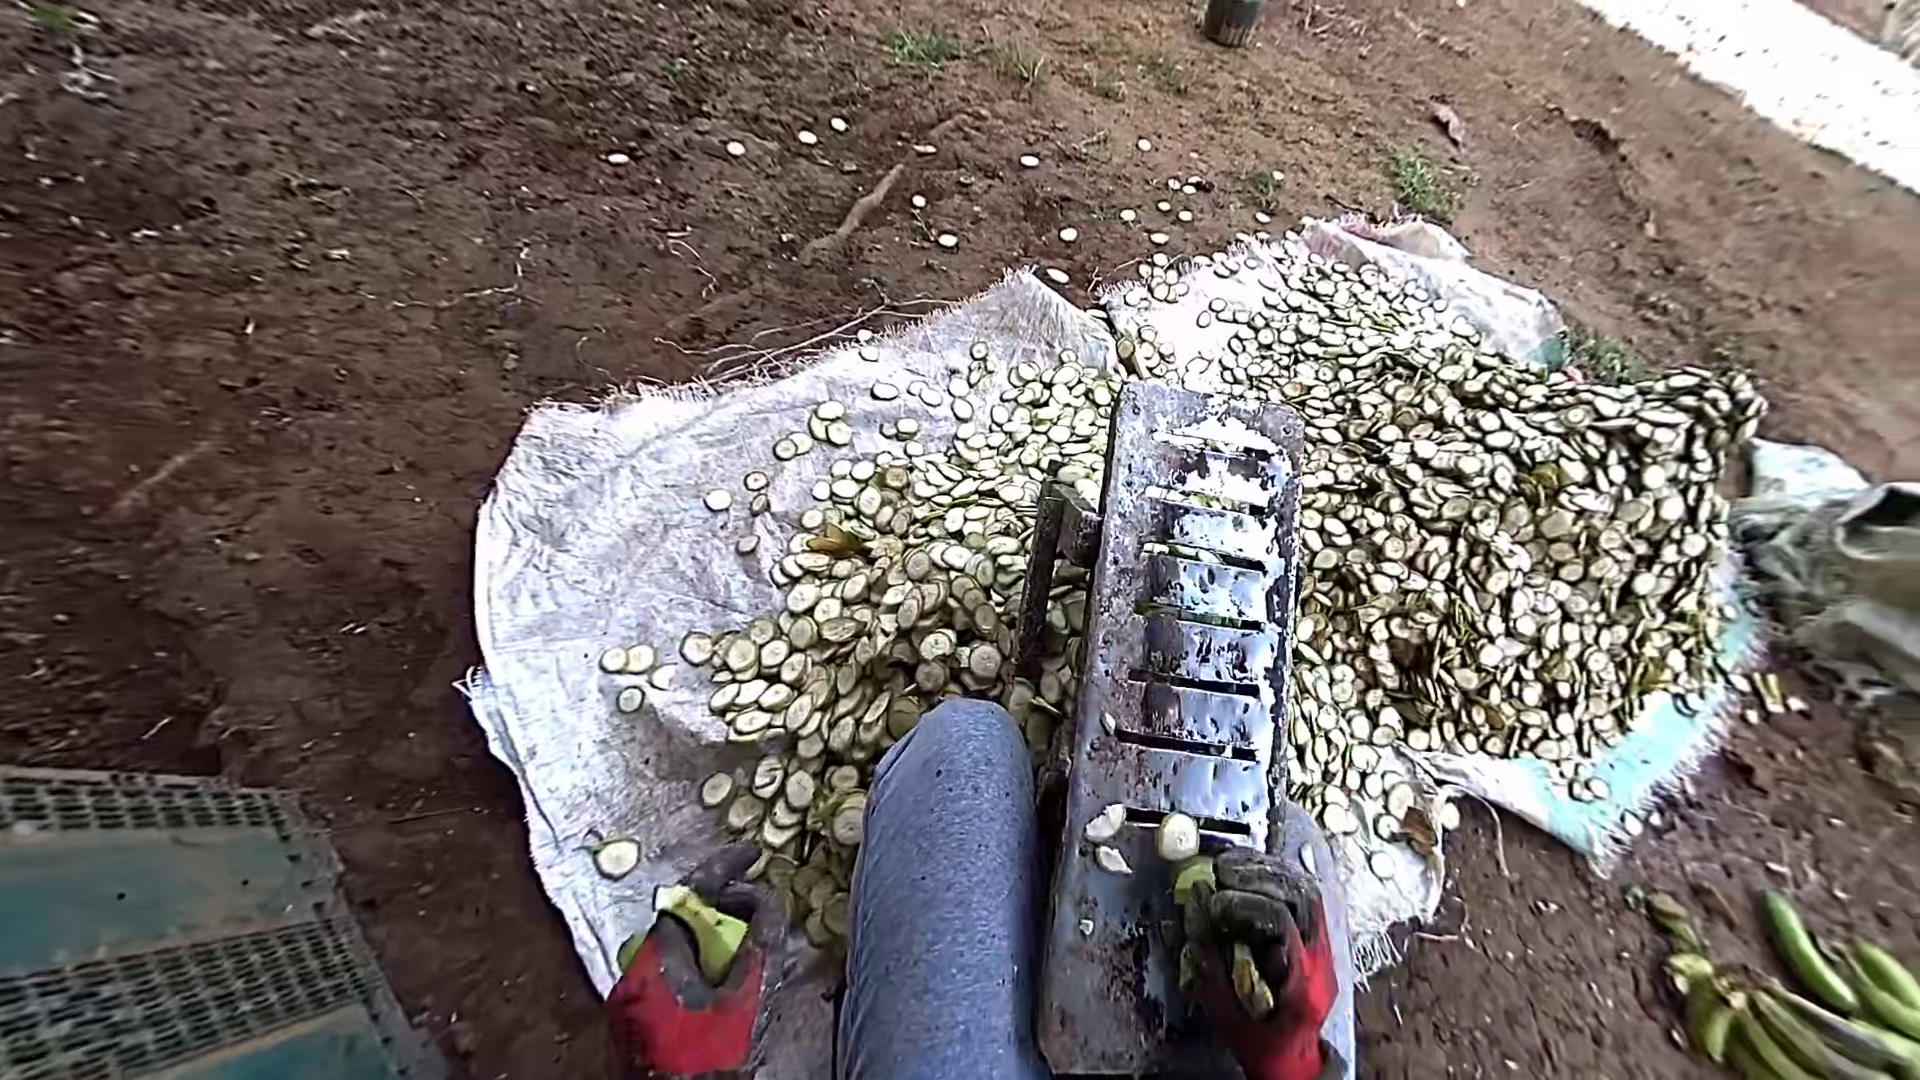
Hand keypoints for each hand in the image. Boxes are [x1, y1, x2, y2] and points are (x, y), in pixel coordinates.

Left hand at [605, 847, 782, 1077]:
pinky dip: (705, 952)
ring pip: (681, 937)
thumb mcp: (752, 990)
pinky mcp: (639, 1011)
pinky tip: (729, 966)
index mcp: (658, 961)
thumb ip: (763, 934)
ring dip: (717, 928)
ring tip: (749, 935)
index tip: (752, 854)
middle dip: (724, 901)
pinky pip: (675, 962)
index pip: (690, 892)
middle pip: (686, 913)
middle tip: (758, 902)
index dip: (724, 866)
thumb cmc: (717, 1058)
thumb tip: (767, 895)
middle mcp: (637, 971)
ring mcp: (634, 993)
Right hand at [1185, 847, 1342, 1079]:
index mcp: (1300, 984)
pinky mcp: (1314, 934)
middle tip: (1220, 872)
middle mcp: (1320, 959)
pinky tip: (1244, 870)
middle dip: (1256, 875)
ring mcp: (1322, 945)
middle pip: (1301, 895)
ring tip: (1228, 867)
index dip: (1241, 903)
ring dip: (1263, 868)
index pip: (1280, 921)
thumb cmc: (1258, 1041)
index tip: (1211, 905)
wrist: (1293, 1063)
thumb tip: (1194, 899)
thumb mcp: (1223, 1009)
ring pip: (1305, 887)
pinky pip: (1300, 889)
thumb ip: (1207, 956)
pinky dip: (1270, 872)